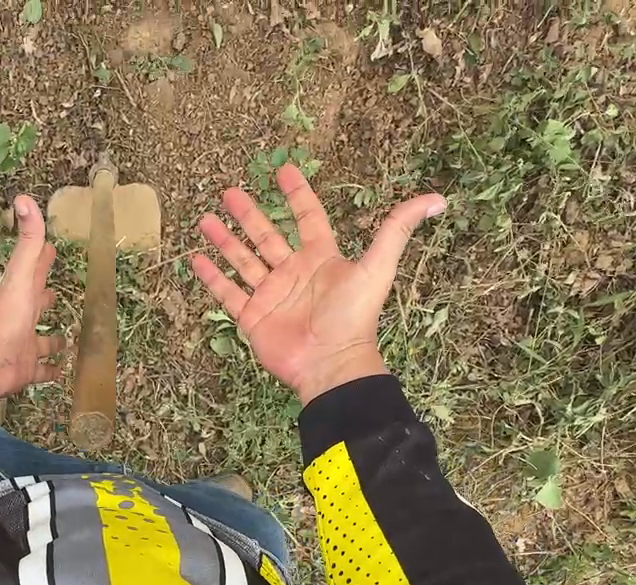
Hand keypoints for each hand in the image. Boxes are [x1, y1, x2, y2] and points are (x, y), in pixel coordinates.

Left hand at [0, 195, 66, 398]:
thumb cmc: (7, 317)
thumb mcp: (21, 275)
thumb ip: (28, 241)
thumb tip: (24, 198)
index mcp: (21, 294)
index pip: (33, 272)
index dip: (42, 259)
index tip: (50, 248)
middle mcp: (22, 319)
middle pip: (36, 306)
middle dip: (46, 298)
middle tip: (57, 293)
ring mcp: (24, 346)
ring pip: (41, 343)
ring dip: (53, 341)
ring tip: (69, 339)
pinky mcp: (26, 370)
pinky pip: (42, 371)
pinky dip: (52, 371)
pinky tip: (62, 371)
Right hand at [190, 164, 445, 403]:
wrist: (329, 363)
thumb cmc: (353, 317)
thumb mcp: (377, 267)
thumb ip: (397, 230)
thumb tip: (438, 198)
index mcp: (320, 258)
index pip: (307, 218)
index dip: (297, 194)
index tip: (283, 170)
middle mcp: (292, 273)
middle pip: (266, 236)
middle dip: (248, 213)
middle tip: (230, 190)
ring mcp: (270, 295)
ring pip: (242, 260)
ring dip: (224, 241)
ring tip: (205, 220)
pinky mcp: (252, 317)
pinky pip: (228, 293)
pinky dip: (212, 277)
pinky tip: (197, 259)